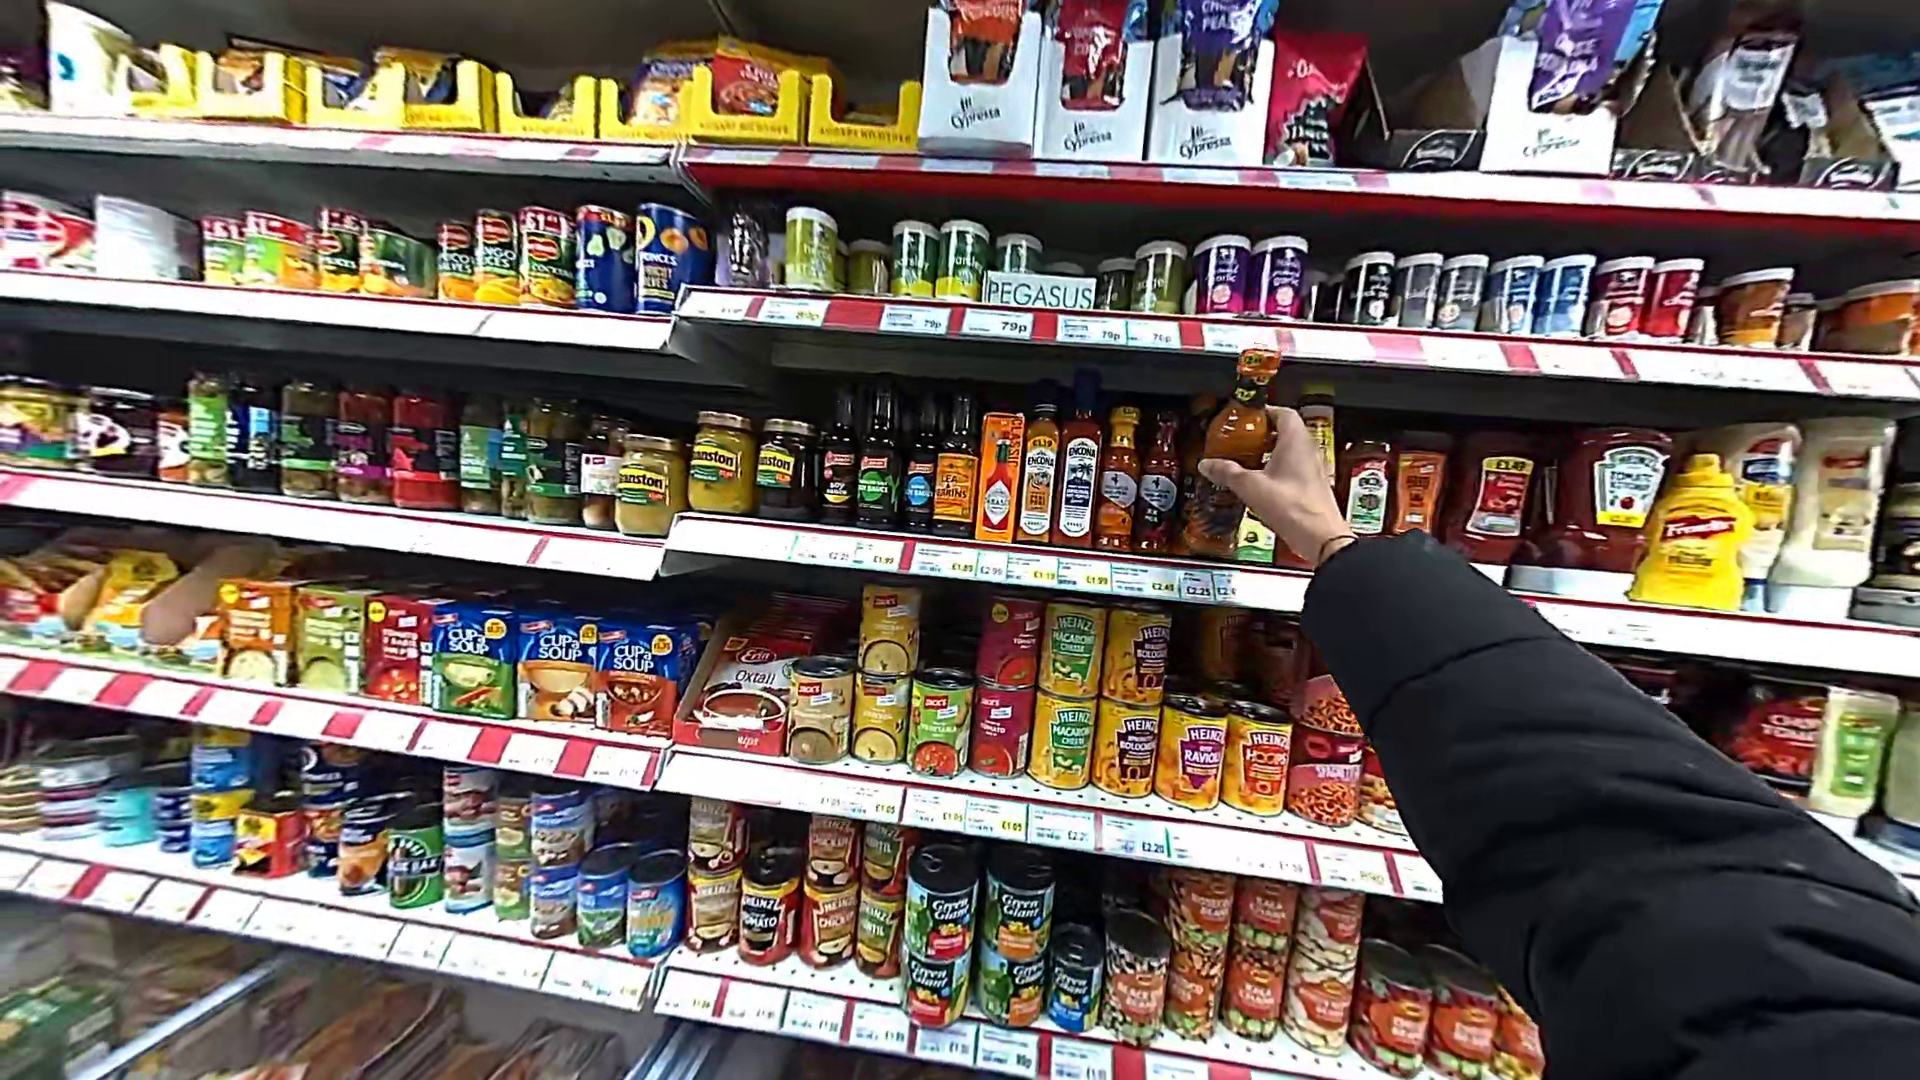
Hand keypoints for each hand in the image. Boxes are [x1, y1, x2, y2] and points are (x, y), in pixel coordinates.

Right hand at [1197, 406, 1353, 565]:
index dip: (1263, 412)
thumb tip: (1208, 464)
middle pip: (1285, 431)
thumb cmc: (1293, 507)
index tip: (1246, 417)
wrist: (1318, 536)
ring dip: (1268, 452)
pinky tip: (1259, 482)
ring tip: (1246, 460)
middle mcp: (1307, 451)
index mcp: (1295, 442)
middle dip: (1262, 433)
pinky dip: (1274, 469)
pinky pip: (1292, 468)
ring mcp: (1311, 469)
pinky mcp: (1310, 486)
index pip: (1283, 413)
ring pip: (1289, 450)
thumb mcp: (1249, 486)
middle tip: (1241, 439)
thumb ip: (1226, 472)